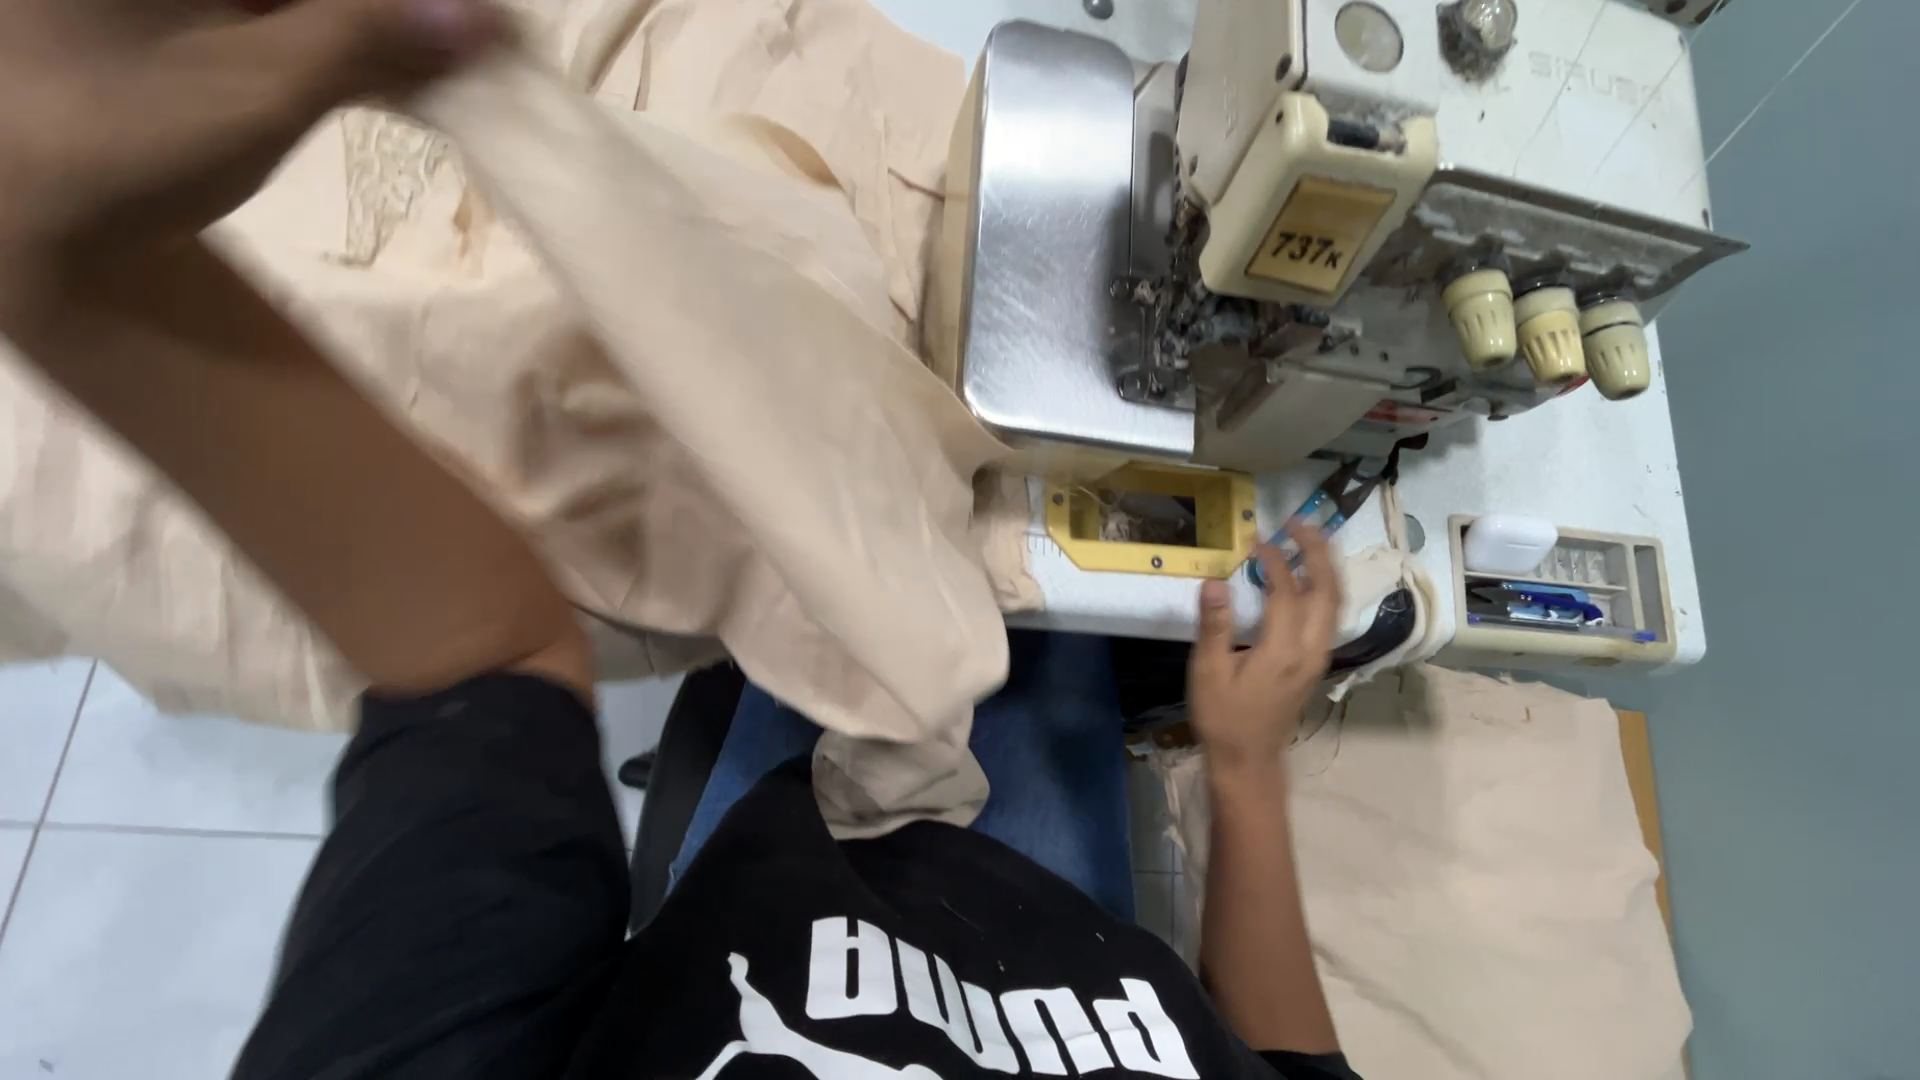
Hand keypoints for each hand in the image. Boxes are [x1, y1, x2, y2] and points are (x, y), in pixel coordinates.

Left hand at [0, 0, 500, 265]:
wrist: (41, 217)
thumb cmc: (126, 144)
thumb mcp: (258, 87)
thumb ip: (363, 38)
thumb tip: (476, 16)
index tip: (487, 23)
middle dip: (405, 10)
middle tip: (482, 44)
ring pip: (314, 3)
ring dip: (389, 30)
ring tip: (464, 66)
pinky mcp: (198, 23)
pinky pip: (297, 21)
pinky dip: (357, 50)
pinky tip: (414, 79)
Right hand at [1188, 522, 1343, 777]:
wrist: (1248, 760)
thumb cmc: (1223, 717)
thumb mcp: (1209, 672)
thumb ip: (1215, 626)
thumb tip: (1215, 582)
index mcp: (1284, 651)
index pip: (1287, 592)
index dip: (1274, 561)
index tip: (1256, 540)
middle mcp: (1311, 650)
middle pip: (1327, 591)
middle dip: (1317, 552)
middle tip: (1298, 523)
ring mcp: (1318, 657)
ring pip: (1334, 603)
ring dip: (1324, 567)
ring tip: (1307, 540)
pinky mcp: (1315, 663)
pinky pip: (1329, 615)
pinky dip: (1322, 588)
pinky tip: (1306, 578)